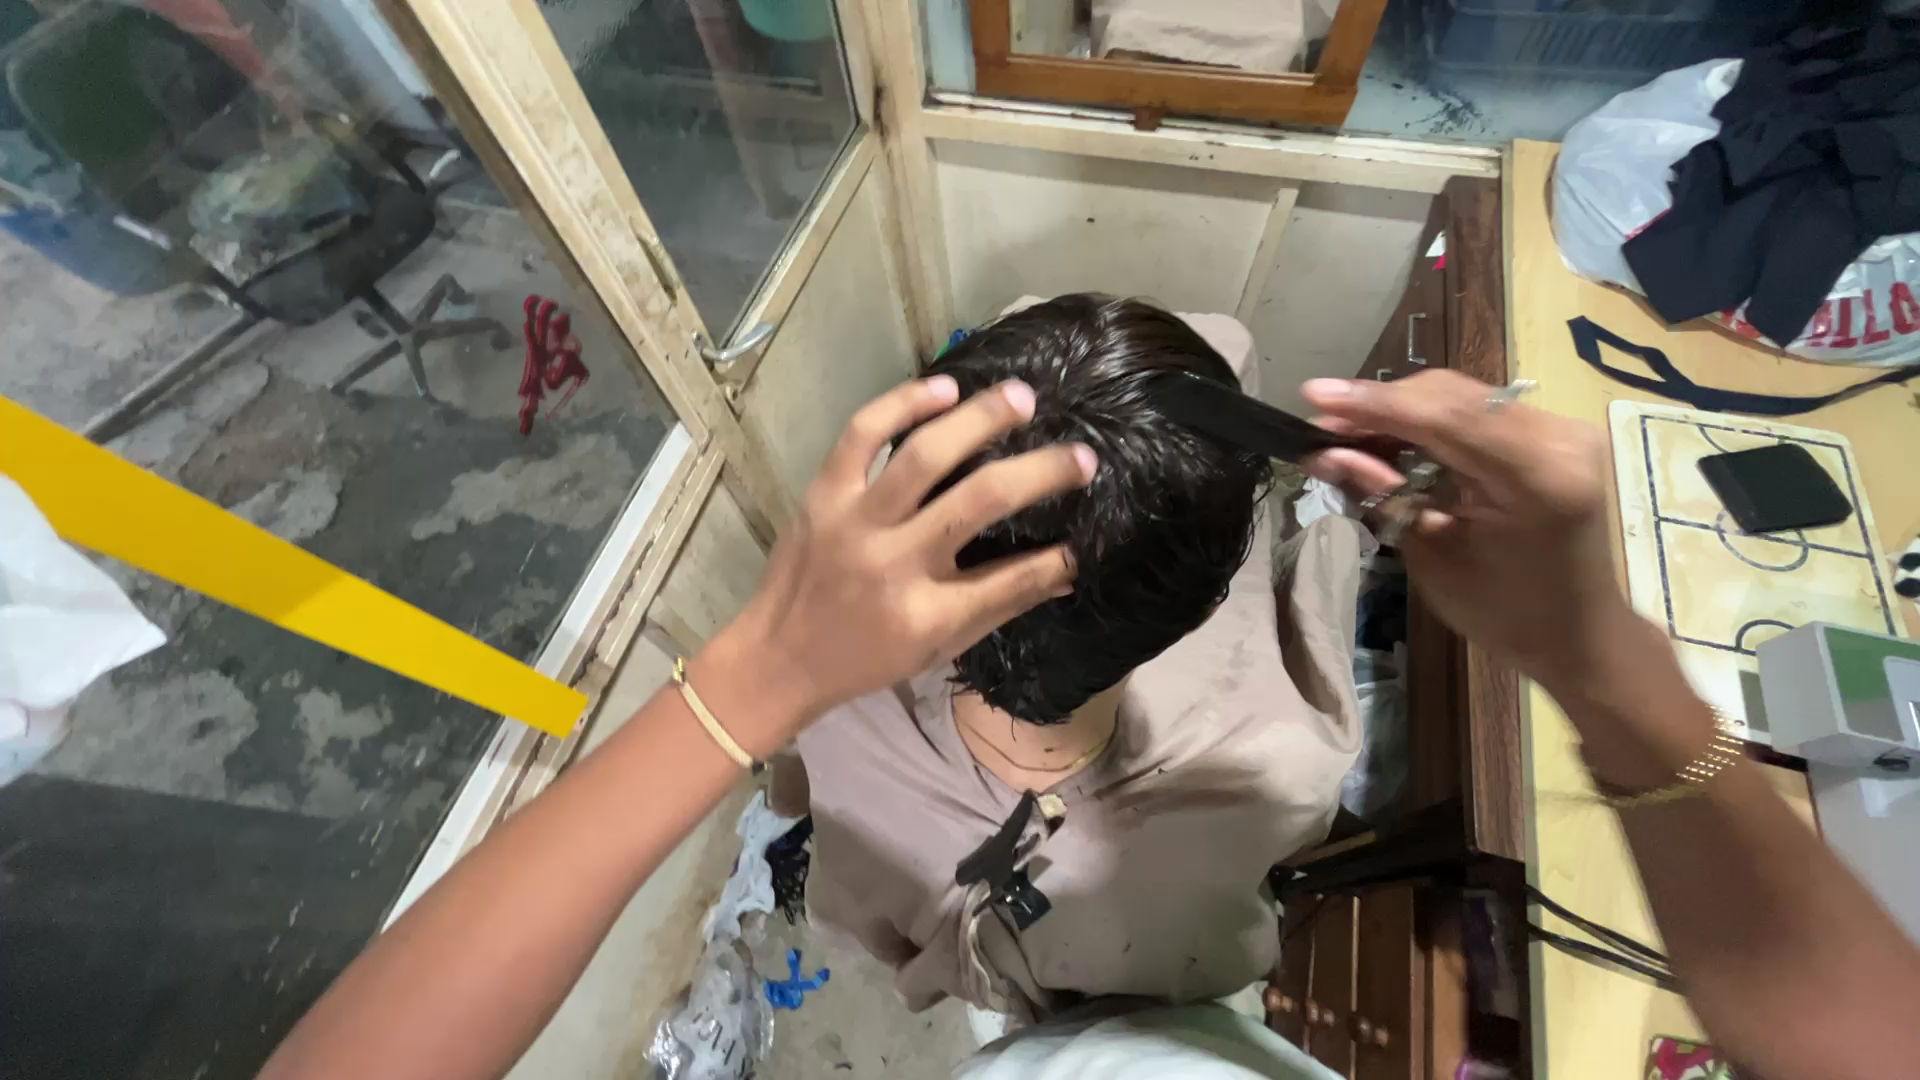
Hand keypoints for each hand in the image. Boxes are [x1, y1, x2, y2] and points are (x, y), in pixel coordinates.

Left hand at [697, 376, 1095, 751]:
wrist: (777, 657)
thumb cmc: (866, 658)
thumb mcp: (937, 648)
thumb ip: (1000, 605)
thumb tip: (1066, 569)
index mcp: (926, 615)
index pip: (1010, 581)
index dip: (1057, 559)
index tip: (1088, 536)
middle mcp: (894, 563)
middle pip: (978, 502)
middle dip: (1039, 473)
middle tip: (1080, 453)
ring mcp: (853, 522)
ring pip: (922, 456)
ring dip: (978, 420)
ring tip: (1021, 397)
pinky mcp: (823, 493)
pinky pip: (862, 435)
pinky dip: (903, 404)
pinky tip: (945, 388)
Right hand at [1300, 371, 1636, 695]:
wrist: (1575, 631)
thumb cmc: (1500, 610)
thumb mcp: (1430, 555)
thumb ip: (1382, 493)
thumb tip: (1323, 454)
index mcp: (1538, 476)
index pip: (1444, 417)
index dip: (1374, 403)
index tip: (1313, 395)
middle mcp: (1558, 438)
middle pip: (1449, 396)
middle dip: (1378, 405)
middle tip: (1319, 422)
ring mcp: (1558, 430)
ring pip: (1457, 397)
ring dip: (1395, 410)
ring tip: (1340, 429)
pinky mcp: (1547, 433)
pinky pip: (1472, 411)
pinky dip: (1421, 419)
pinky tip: (1382, 433)